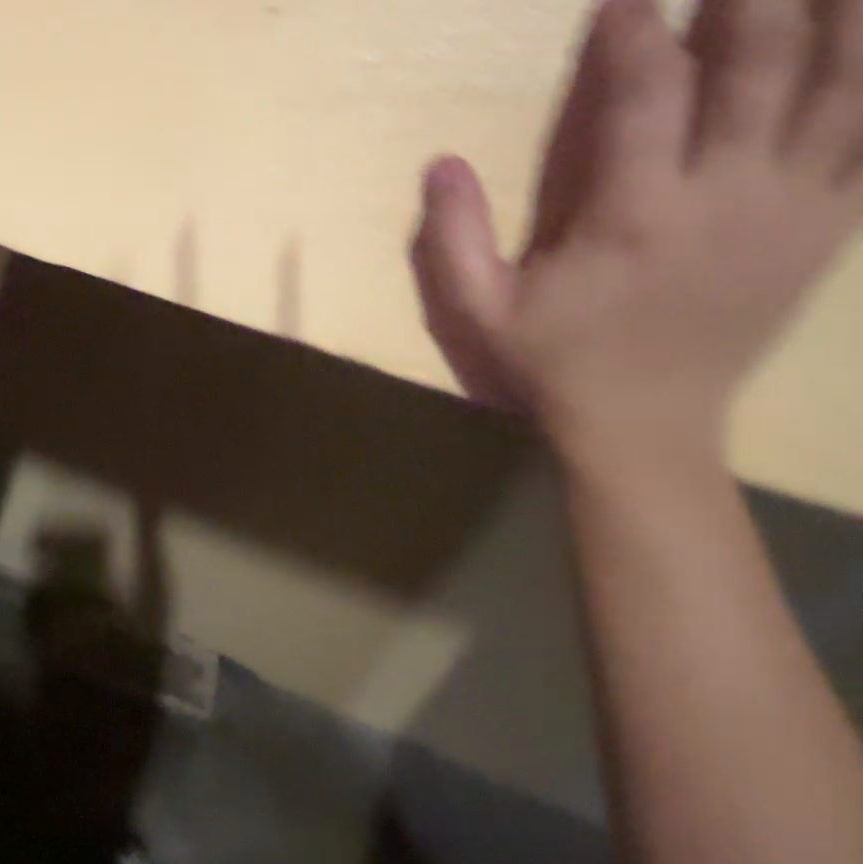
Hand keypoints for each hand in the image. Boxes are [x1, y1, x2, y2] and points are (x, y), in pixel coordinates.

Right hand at [413, 0, 862, 460]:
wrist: (644, 425)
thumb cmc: (551, 365)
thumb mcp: (478, 314)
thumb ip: (455, 240)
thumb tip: (440, 164)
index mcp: (636, 215)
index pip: (645, 93)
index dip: (635, 31)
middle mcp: (729, 193)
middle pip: (764, 59)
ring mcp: (795, 204)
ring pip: (846, 77)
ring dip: (839, 13)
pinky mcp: (833, 221)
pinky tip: (862, 41)